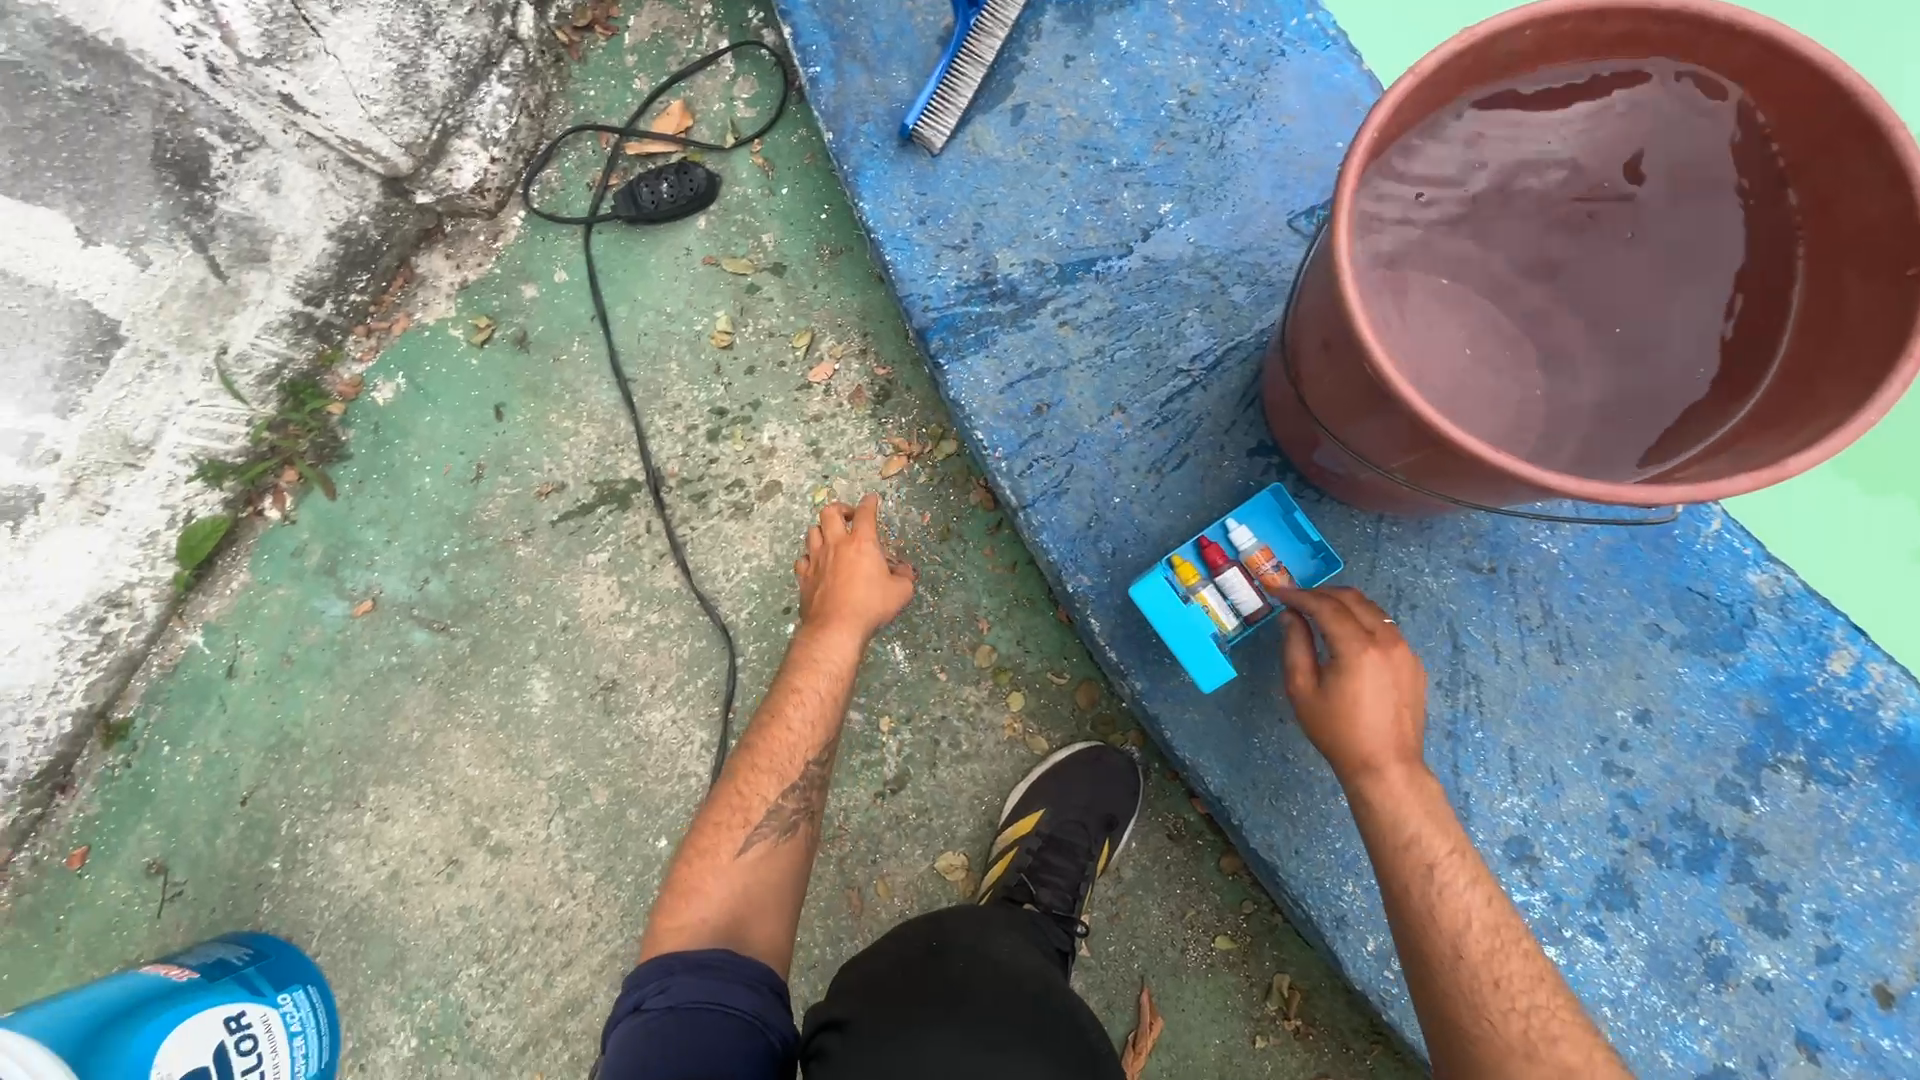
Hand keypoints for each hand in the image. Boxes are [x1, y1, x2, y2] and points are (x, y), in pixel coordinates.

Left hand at [794, 494, 915, 643]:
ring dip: (822, 530)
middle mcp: (836, 544)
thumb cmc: (871, 606)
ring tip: (831, 538)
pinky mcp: (804, 576)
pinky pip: (803, 558)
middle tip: (848, 517)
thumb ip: (904, 577)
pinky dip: (810, 557)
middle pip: (829, 513)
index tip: (871, 499)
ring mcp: (816, 559)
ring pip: (812, 532)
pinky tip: (816, 563)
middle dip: (839, 509)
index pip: (865, 513)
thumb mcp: (900, 592)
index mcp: (862, 543)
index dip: (869, 502)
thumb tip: (905, 571)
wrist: (835, 627)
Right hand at [1276, 586, 1428, 790]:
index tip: (1277, 591)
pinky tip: (1346, 635)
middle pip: (1352, 599)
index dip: (1298, 595)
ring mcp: (1405, 650)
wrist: (1385, 765)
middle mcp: (1387, 640)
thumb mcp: (1302, 689)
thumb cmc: (1336, 731)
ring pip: (1372, 609)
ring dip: (1343, 604)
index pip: (1325, 606)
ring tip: (1318, 612)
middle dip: (1320, 593)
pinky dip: (1362, 620)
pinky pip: (1386, 628)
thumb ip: (1294, 645)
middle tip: (1296, 599)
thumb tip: (1291, 616)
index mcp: (1357, 647)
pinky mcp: (1413, 662)